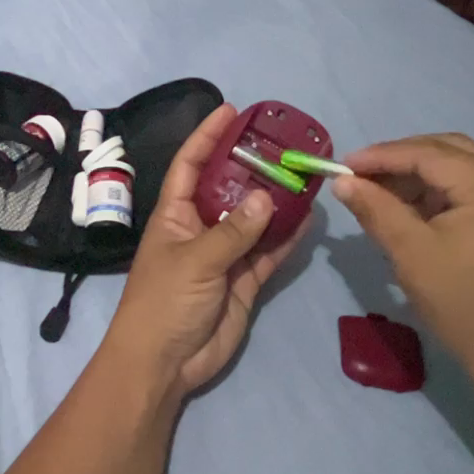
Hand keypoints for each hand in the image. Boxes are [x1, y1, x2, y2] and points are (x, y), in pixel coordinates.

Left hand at [105, 105, 311, 395]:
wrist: (165, 363)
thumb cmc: (164, 301)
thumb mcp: (195, 260)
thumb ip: (233, 231)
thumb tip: (268, 198)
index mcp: (175, 214)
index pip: (190, 165)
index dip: (207, 137)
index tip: (231, 110)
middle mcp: (200, 228)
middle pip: (229, 189)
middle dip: (253, 167)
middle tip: (285, 144)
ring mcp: (224, 255)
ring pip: (255, 220)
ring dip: (278, 201)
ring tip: (306, 175)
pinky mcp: (244, 282)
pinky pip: (269, 253)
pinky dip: (287, 238)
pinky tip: (310, 217)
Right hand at [331, 134, 473, 397]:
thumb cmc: (463, 307)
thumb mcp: (411, 254)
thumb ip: (376, 208)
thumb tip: (342, 180)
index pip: (431, 154)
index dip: (382, 156)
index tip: (343, 165)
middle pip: (452, 150)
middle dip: (402, 158)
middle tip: (360, 175)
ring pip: (467, 165)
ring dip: (423, 173)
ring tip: (383, 192)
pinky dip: (446, 190)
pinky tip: (417, 208)